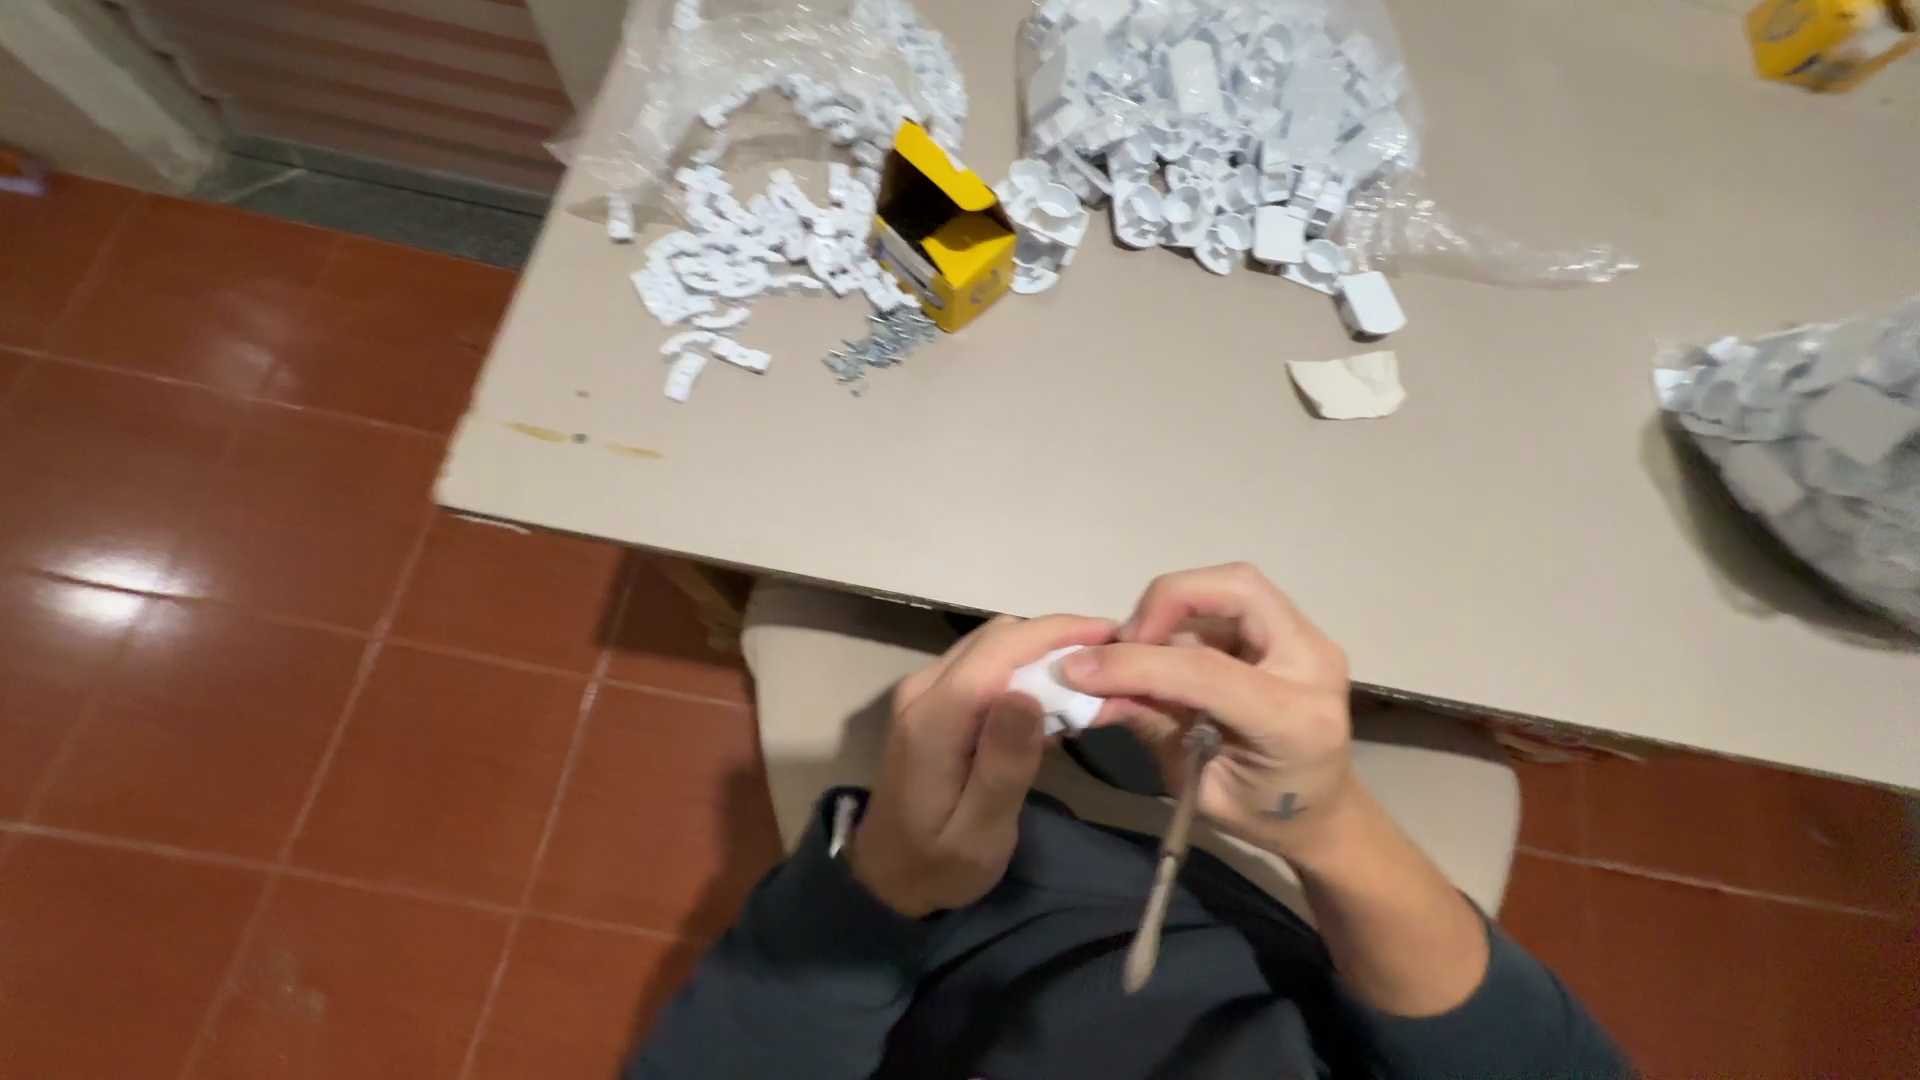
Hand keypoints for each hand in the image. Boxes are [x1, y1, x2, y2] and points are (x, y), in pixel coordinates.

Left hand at [849, 614, 1116, 915]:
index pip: (998, 651)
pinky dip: (1023, 668)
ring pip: (992, 644)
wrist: (887, 874)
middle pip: (997, 638)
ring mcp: (924, 690)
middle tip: (1110, 663)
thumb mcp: (980, 831)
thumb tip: (1029, 694)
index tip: (1113, 635)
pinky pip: (984, 664)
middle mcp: (923, 689)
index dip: (1055, 633)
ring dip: (1041, 651)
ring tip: (1090, 678)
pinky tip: (1054, 698)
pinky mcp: (933, 698)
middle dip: (1055, 639)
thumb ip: (1004, 763)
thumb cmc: (939, 863)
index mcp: (933, 718)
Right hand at [1057, 563, 1356, 862]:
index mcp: (1296, 723)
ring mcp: (1307, 640)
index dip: (1135, 664)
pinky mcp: (1291, 629)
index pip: (1206, 671)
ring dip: (1173, 604)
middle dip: (1166, 600)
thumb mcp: (1198, 789)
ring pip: (1232, 583)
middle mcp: (1311, 665)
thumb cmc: (1263, 813)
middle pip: (1237, 588)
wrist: (1323, 810)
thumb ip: (1150, 727)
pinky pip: (1229, 599)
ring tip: (1140, 647)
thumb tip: (1085, 688)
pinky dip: (1185, 612)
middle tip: (1126, 641)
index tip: (1077, 669)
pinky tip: (1165, 648)